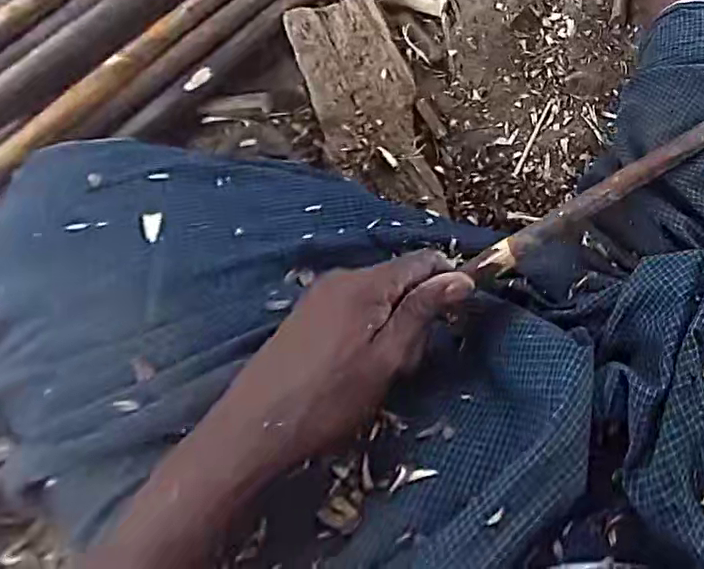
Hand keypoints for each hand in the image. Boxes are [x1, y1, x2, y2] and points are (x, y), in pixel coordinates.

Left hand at [200, 250, 473, 477]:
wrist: (241, 443)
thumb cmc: (325, 400)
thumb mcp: (387, 358)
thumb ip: (424, 310)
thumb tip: (463, 277)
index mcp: (366, 282)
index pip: (427, 260)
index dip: (447, 282)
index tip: (451, 318)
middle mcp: (342, 278)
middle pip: (403, 278)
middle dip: (416, 309)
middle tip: (407, 355)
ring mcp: (318, 297)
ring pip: (380, 295)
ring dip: (392, 323)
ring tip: (378, 367)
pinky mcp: (303, 318)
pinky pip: (354, 308)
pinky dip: (367, 329)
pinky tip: (353, 367)